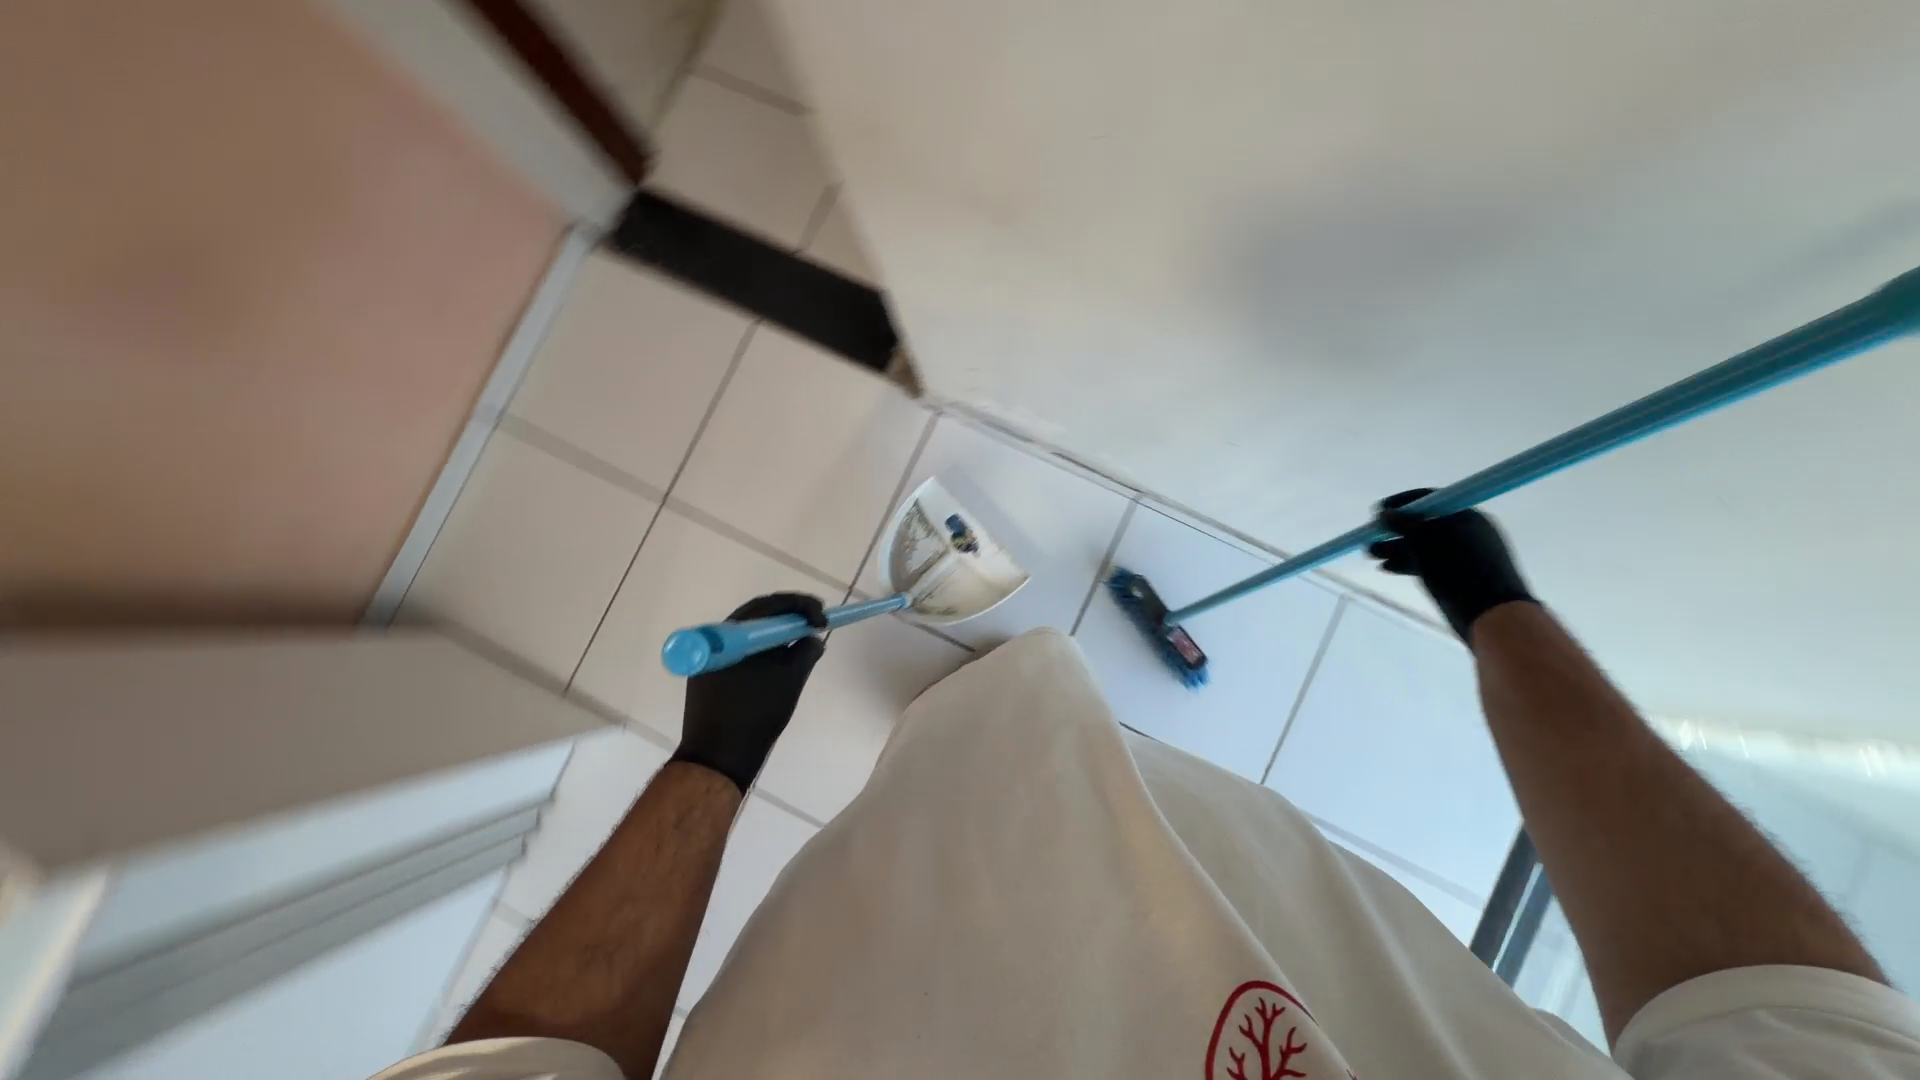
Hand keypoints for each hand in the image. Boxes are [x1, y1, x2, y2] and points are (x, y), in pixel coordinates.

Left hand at [671, 593, 827, 791]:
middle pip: (756, 616)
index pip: (768, 605)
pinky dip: (765, 652)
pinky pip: (742, 653)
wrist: (718, 758)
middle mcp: (715, 642)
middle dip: (789, 616)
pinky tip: (781, 662)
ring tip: (803, 641)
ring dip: (777, 634)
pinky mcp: (711, 678)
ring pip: (749, 636)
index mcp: (729, 635)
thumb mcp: (790, 680)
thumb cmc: (755, 715)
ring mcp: (711, 661)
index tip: (823, 616)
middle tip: (816, 622)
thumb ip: (806, 652)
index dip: (800, 605)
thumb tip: (813, 639)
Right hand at [1367, 489, 1535, 643]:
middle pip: (1423, 525)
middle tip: (1370, 537)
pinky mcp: (1459, 575)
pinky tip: (1388, 568)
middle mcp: (1466, 531)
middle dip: (1393, 531)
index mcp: (1465, 516)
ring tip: (1371, 555)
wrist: (1491, 613)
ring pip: (1423, 546)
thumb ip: (1403, 524)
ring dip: (1396, 549)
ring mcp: (1463, 554)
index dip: (1400, 503)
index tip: (1377, 511)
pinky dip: (1408, 564)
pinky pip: (1429, 563)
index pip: (1428, 500)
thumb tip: (1385, 513)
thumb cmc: (1458, 570)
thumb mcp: (1424, 542)